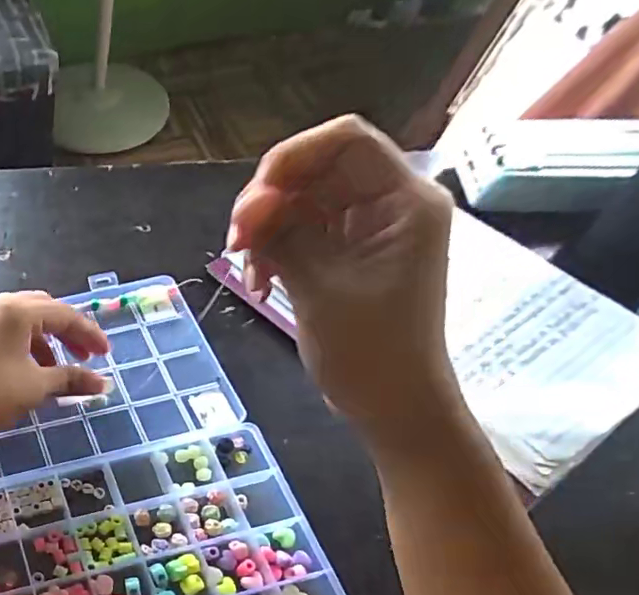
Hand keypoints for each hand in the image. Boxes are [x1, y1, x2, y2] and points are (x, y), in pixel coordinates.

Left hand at [0, 291, 110, 454]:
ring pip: (23, 325)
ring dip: (46, 344)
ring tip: (56, 372)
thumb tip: (101, 383)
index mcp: (17, 310)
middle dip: (68, 334)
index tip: (106, 355)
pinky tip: (27, 375)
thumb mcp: (35, 387)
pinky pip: (5, 335)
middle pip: (43, 312)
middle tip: (85, 358)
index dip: (89, 334)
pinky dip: (24, 350)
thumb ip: (71, 380)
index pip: (64, 314)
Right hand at [228, 115, 460, 457]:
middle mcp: (389, 206)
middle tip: (234, 243)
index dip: (290, 159)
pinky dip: (278, 253)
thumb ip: (285, 239)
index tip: (250, 202)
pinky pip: (307, 237)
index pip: (345, 143)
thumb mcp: (321, 291)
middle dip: (270, 201)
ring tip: (247, 271)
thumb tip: (249, 210)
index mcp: (403, 201)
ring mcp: (369, 234)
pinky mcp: (351, 259)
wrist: (393, 406)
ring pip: (306, 206)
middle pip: (319, 173)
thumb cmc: (369, 353)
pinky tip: (260, 284)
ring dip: (268, 231)